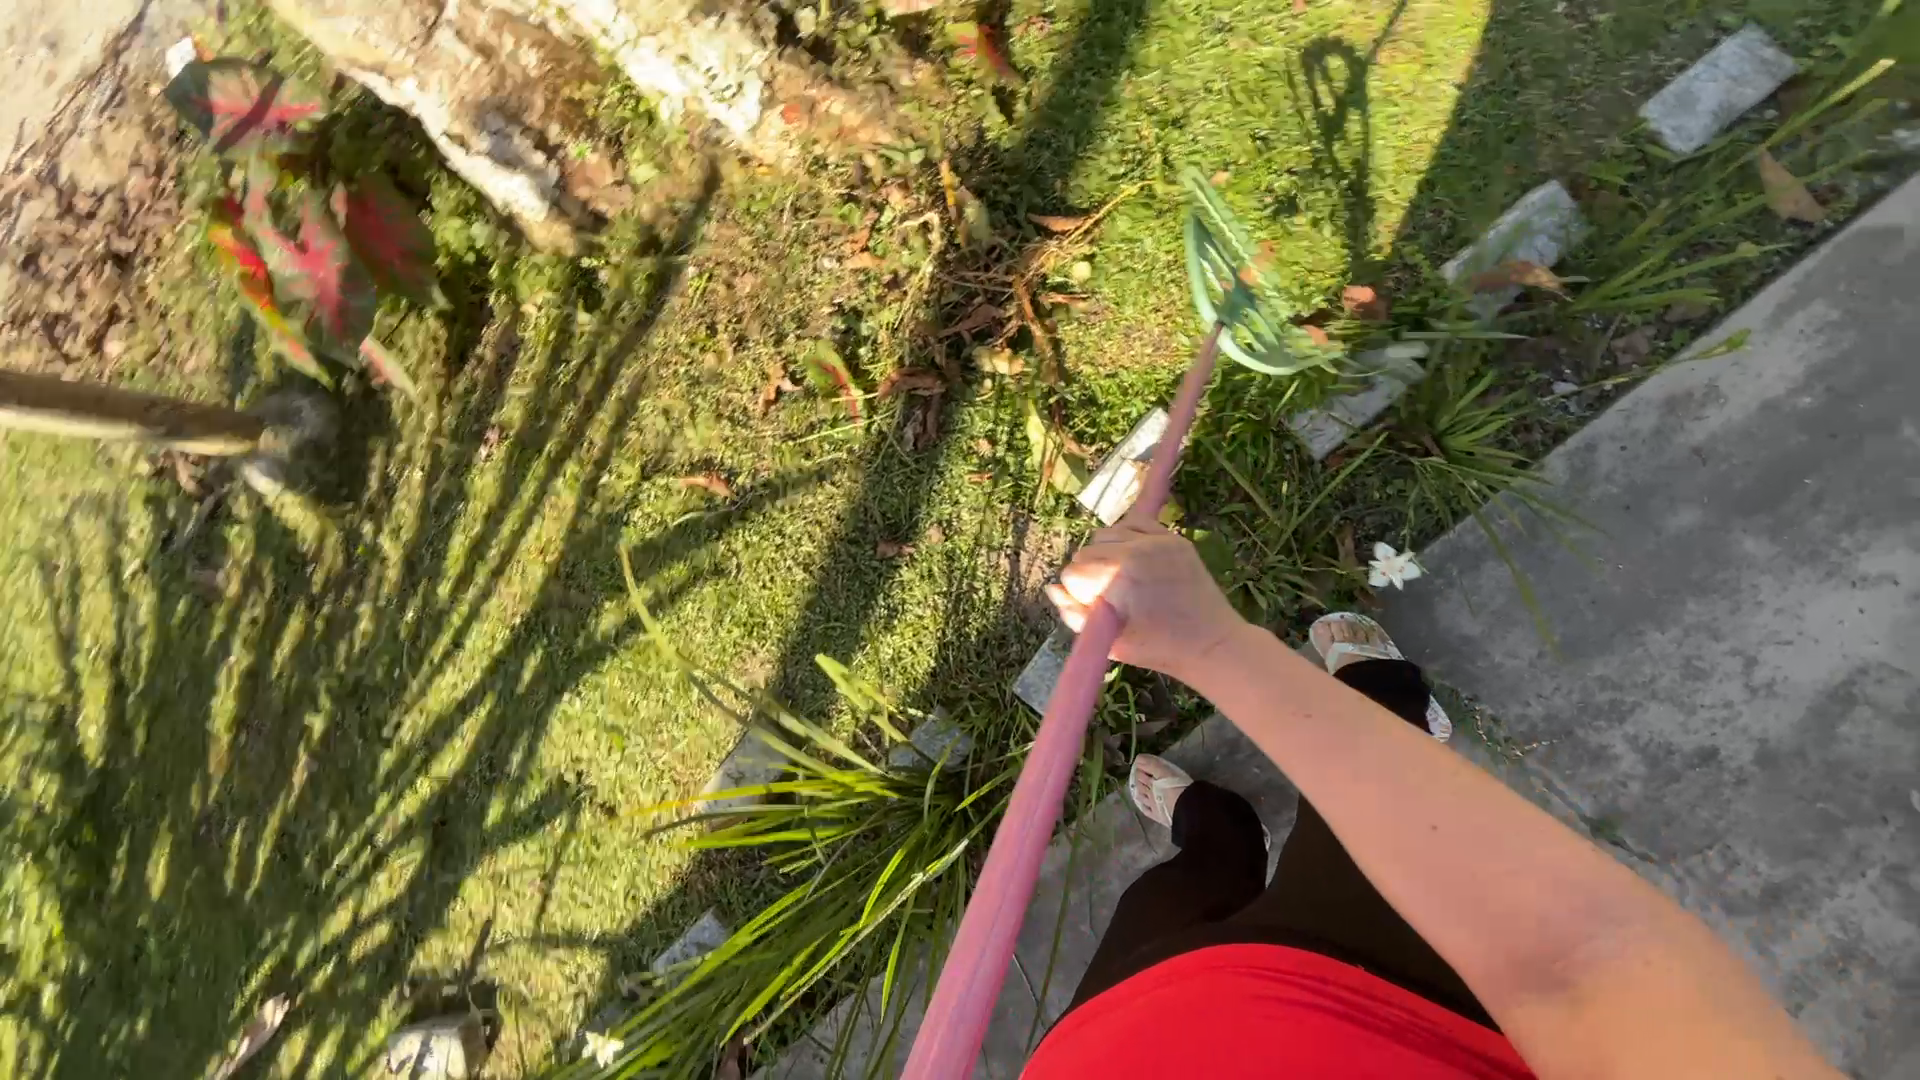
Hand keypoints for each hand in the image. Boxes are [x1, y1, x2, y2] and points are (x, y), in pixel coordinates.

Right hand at [1044, 520, 1248, 683]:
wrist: (1212, 644)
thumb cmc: (1157, 649)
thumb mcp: (1108, 641)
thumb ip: (1073, 614)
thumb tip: (1053, 588)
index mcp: (1117, 576)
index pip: (1072, 573)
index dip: (1079, 594)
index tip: (1099, 609)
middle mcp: (1135, 550)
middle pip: (1085, 552)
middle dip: (1090, 574)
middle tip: (1111, 597)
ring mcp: (1157, 540)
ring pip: (1106, 533)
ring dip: (1105, 553)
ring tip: (1121, 578)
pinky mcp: (1174, 538)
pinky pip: (1134, 523)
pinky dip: (1127, 537)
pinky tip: (1134, 558)